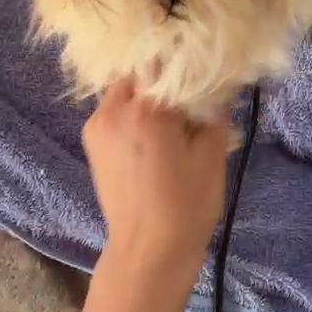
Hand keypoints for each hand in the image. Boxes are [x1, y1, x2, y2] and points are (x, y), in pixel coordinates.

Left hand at [83, 79, 230, 275]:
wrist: (148, 252)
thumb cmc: (186, 206)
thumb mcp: (211, 155)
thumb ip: (214, 111)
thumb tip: (220, 85)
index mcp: (146, 109)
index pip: (165, 60)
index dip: (185, 59)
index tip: (202, 64)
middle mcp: (114, 109)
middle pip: (139, 70)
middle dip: (162, 73)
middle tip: (186, 89)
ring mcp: (97, 125)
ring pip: (124, 88)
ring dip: (145, 90)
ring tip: (170, 110)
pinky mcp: (91, 141)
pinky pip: (113, 108)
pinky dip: (130, 108)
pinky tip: (151, 128)